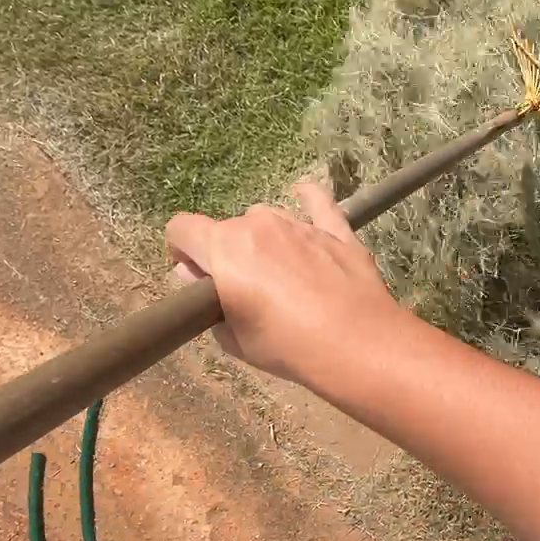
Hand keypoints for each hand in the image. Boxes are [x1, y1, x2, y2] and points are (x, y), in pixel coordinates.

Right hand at [165, 181, 405, 382]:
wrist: (357, 343)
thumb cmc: (289, 346)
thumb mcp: (234, 338)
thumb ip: (208, 301)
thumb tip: (193, 274)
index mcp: (225, 247)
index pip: (182, 228)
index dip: (184, 251)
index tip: (199, 276)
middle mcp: (261, 226)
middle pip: (230, 228)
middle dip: (230, 253)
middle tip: (248, 289)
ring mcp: (302, 226)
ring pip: (270, 220)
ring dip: (267, 240)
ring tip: (282, 274)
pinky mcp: (339, 234)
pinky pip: (320, 205)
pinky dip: (310, 199)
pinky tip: (304, 193)